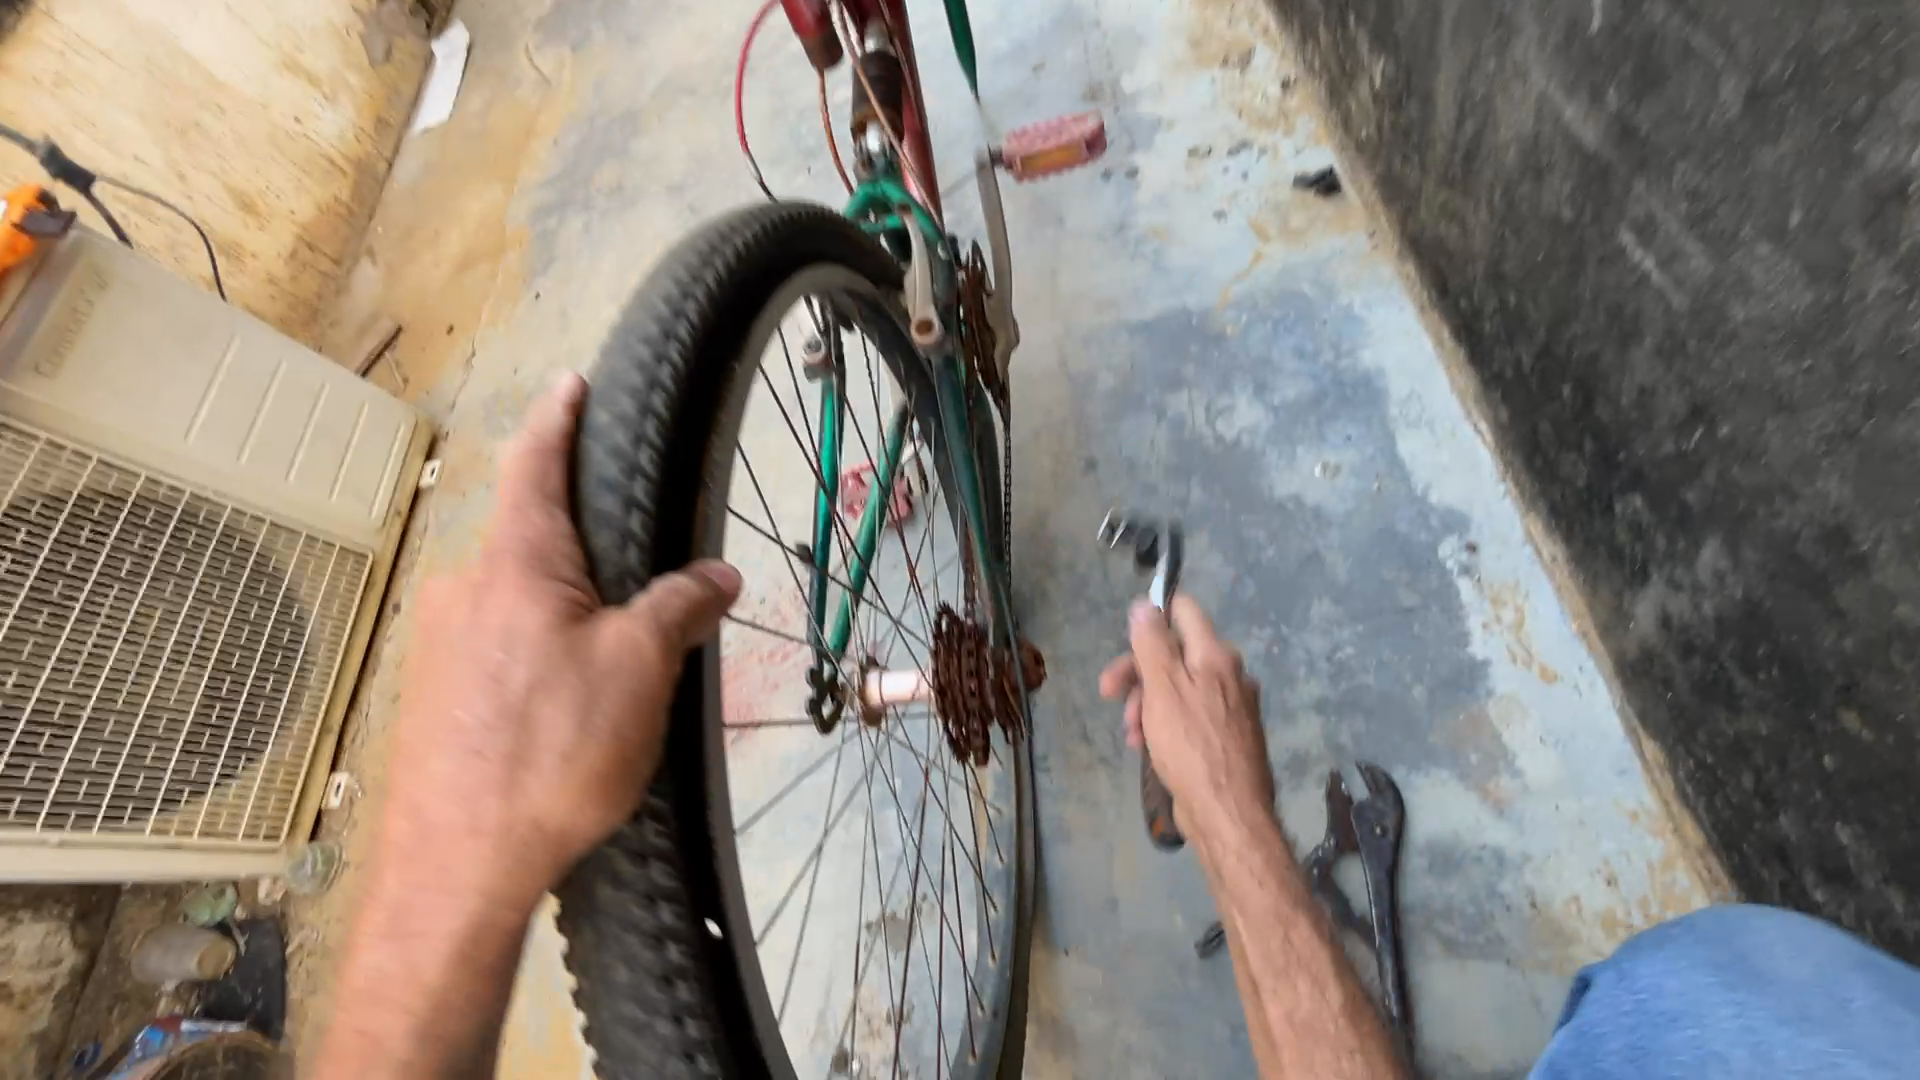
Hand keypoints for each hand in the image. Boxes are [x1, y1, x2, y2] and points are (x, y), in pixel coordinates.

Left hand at [380, 372, 740, 904]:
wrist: (457, 869)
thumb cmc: (555, 747)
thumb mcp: (641, 669)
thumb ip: (681, 607)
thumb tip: (722, 575)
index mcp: (515, 566)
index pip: (534, 466)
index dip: (557, 419)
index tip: (571, 382)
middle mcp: (467, 591)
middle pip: (532, 535)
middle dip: (585, 536)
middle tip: (643, 563)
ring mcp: (442, 645)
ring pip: (521, 595)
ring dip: (571, 600)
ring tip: (621, 642)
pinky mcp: (438, 695)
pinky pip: (504, 639)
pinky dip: (547, 640)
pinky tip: (575, 691)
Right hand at [1098, 596, 1273, 832]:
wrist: (1228, 813)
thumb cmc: (1190, 745)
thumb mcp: (1162, 688)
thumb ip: (1152, 643)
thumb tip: (1144, 605)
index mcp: (1215, 655)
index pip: (1184, 610)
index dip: (1152, 617)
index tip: (1126, 641)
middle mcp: (1228, 674)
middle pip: (1174, 653)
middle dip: (1137, 672)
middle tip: (1108, 693)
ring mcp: (1230, 706)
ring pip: (1177, 687)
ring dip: (1146, 702)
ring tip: (1130, 733)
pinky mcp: (1226, 735)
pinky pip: (1188, 715)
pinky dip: (1164, 723)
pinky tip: (1147, 746)